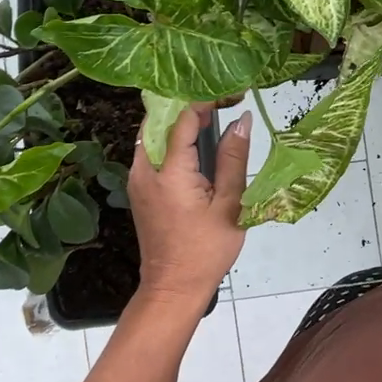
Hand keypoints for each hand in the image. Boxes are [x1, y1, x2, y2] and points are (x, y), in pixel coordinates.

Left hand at [127, 104, 251, 304]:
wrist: (174, 287)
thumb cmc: (206, 249)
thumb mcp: (229, 203)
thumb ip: (233, 158)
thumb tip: (242, 120)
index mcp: (168, 172)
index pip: (183, 118)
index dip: (208, 100)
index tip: (234, 94)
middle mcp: (145, 170)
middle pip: (160, 119)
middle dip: (190, 104)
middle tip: (225, 101)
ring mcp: (139, 179)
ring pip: (153, 133)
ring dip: (181, 120)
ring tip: (216, 116)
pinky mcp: (141, 188)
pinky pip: (152, 150)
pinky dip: (173, 138)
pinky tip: (198, 140)